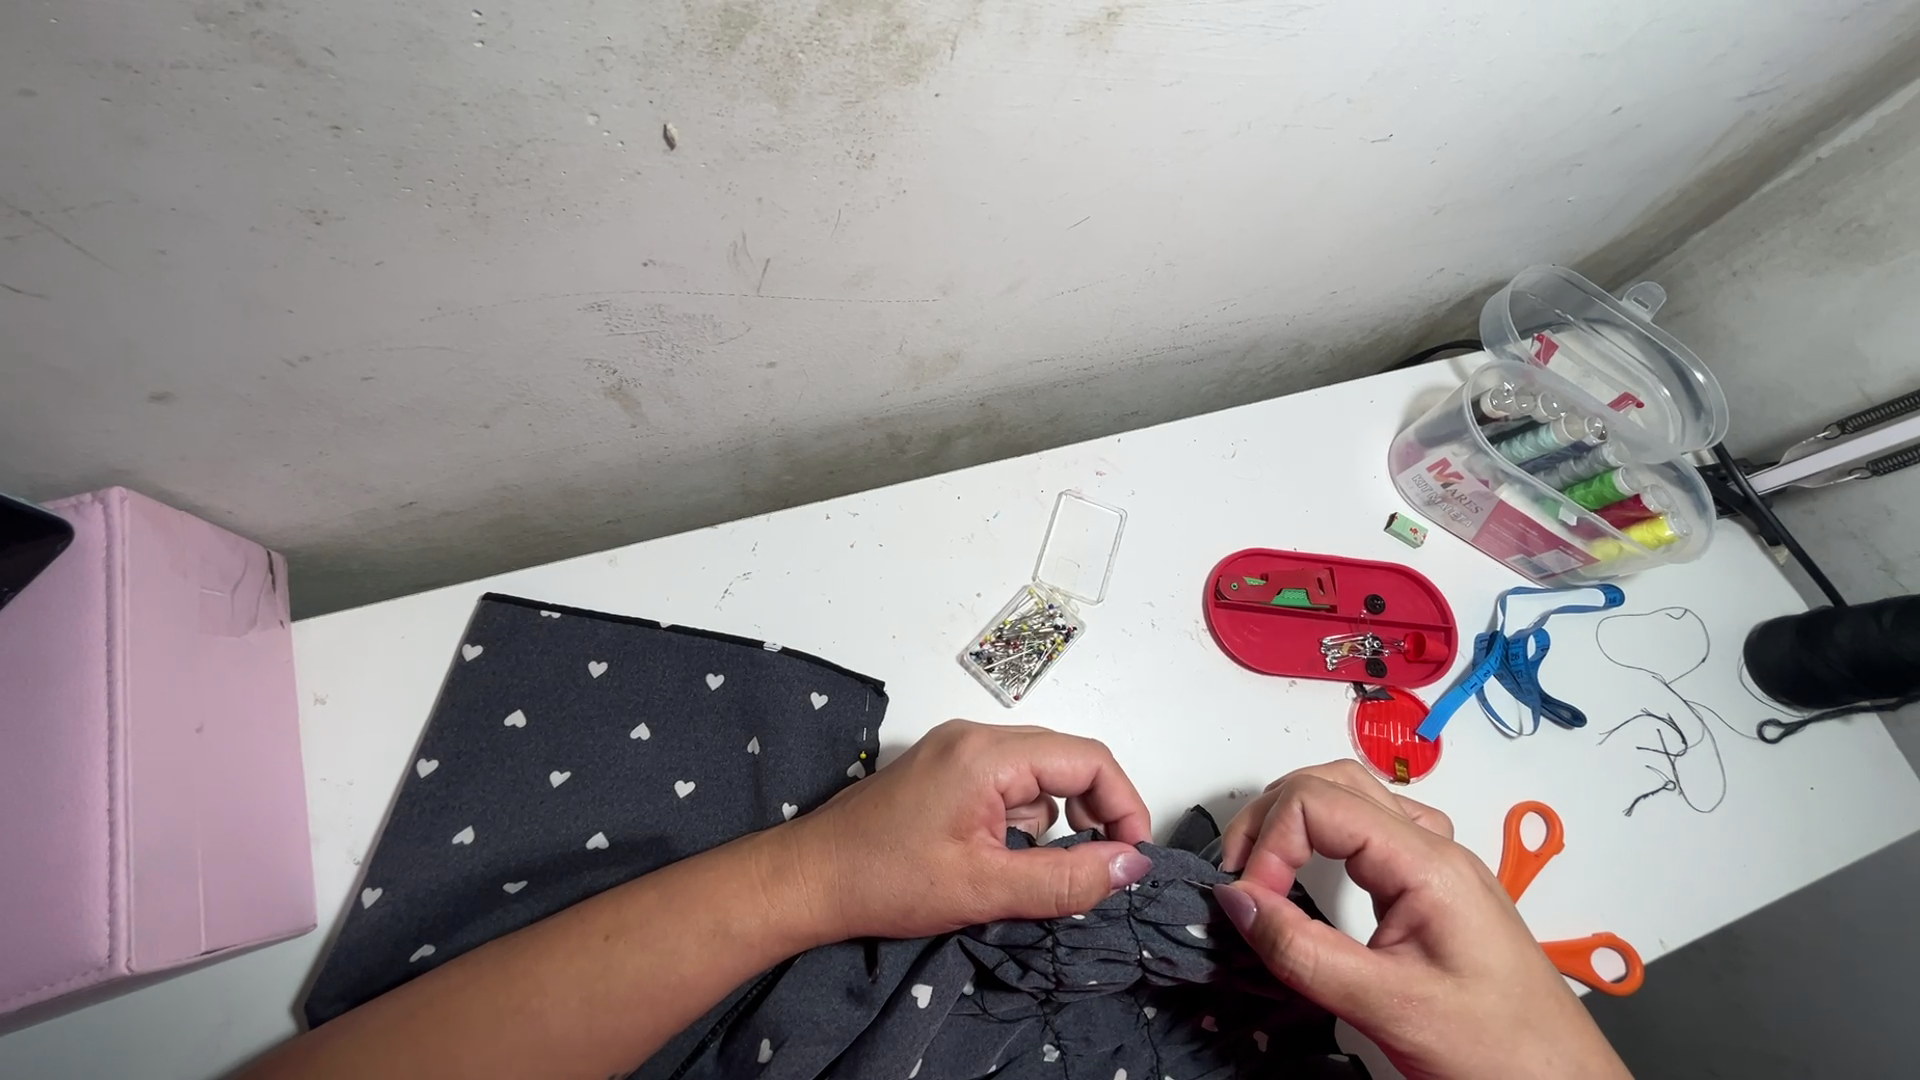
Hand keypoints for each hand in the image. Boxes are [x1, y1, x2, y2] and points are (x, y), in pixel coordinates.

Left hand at [781, 720, 1153, 941]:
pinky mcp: (947, 767)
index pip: (1088, 757)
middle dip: (1092, 810)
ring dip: (1054, 817)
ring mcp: (959, 749)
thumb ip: (1065, 878)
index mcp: (988, 753)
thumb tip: (1129, 864)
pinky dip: (1022, 815)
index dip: (1123, 804)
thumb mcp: (985, 888)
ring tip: (1027, 866)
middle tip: (1096, 864)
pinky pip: (1009, 780)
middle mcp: (976, 737)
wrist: (811, 877)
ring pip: (1039, 771)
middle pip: (1066, 757)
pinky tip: (996, 853)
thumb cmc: (884, 878)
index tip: (1130, 855)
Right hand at [1211, 761, 1630, 1079]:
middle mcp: (1432, 846)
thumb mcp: (1388, 1008)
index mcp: (1427, 863)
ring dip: (1292, 817)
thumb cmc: (1499, 1055)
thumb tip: (1234, 898)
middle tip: (1240, 872)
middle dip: (1269, 817)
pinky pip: (1366, 825)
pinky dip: (1321, 832)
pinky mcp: (1431, 882)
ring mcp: (1435, 861)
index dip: (1268, 842)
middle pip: (1329, 782)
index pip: (1319, 804)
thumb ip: (1302, 950)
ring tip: (1260, 863)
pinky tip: (1309, 864)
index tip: (1250, 899)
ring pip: (1347, 794)